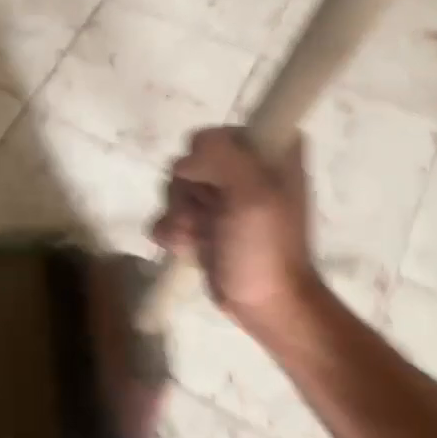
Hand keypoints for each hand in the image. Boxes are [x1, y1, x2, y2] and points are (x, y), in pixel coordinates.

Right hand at [152, 127, 318, 329]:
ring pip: (174, 187)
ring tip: (204, 238)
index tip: (220, 183)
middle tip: (216, 216)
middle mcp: (243, 165)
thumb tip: (185, 161)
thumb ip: (220, 155)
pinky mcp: (201, 220)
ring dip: (182, 216)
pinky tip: (190, 248)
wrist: (265, 303)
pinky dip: (173, 232)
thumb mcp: (253, 192)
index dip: (208, 159)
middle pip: (188, 161)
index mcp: (268, 149)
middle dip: (191, 193)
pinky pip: (167, 213)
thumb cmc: (266, 247)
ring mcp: (220, 195)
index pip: (215, 133)